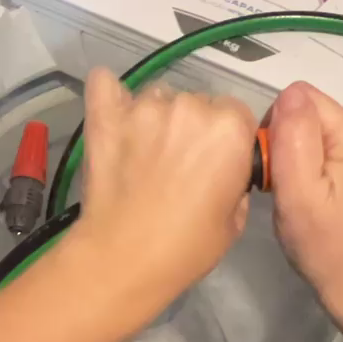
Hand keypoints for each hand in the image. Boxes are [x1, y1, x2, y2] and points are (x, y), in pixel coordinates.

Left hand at [69, 67, 256, 305]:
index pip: (237, 114)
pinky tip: (114, 115)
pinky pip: (105, 83)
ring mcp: (144, 107)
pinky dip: (111, 95)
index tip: (215, 164)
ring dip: (156, 118)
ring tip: (144, 154)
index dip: (227, 140)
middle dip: (192, 128)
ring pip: (158, 96)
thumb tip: (226, 169)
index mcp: (230, 128)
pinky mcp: (106, 114)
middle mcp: (191, 106)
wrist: (124, 258)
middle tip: (178, 167)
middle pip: (198, 102)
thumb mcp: (235, 220)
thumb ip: (237, 180)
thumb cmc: (187, 247)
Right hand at [266, 81, 342, 327]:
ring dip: (300, 156)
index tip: (275, 171)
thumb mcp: (297, 192)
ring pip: (317, 129)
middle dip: (289, 143)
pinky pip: (329, 146)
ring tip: (301, 195)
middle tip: (287, 188)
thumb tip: (287, 95)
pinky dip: (314, 166)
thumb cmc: (324, 244)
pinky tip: (315, 196)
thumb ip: (292, 137)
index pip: (299, 97)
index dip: (275, 129)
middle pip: (310, 112)